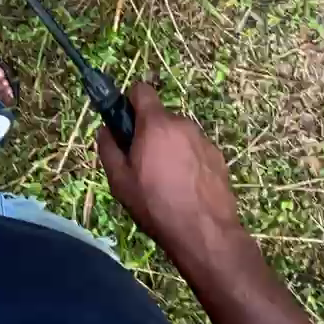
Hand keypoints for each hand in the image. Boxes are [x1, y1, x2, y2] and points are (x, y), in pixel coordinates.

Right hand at [94, 82, 247, 264]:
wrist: (205, 233)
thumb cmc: (156, 205)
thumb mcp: (120, 182)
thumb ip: (108, 149)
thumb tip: (105, 130)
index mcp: (156, 124)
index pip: (141, 90)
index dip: (130, 103)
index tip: (127, 125)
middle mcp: (181, 123)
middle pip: (160, 117)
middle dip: (150, 134)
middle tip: (144, 165)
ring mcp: (203, 139)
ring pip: (178, 135)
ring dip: (170, 148)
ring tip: (167, 182)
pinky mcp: (218, 156)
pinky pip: (196, 149)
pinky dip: (189, 161)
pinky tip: (187, 188)